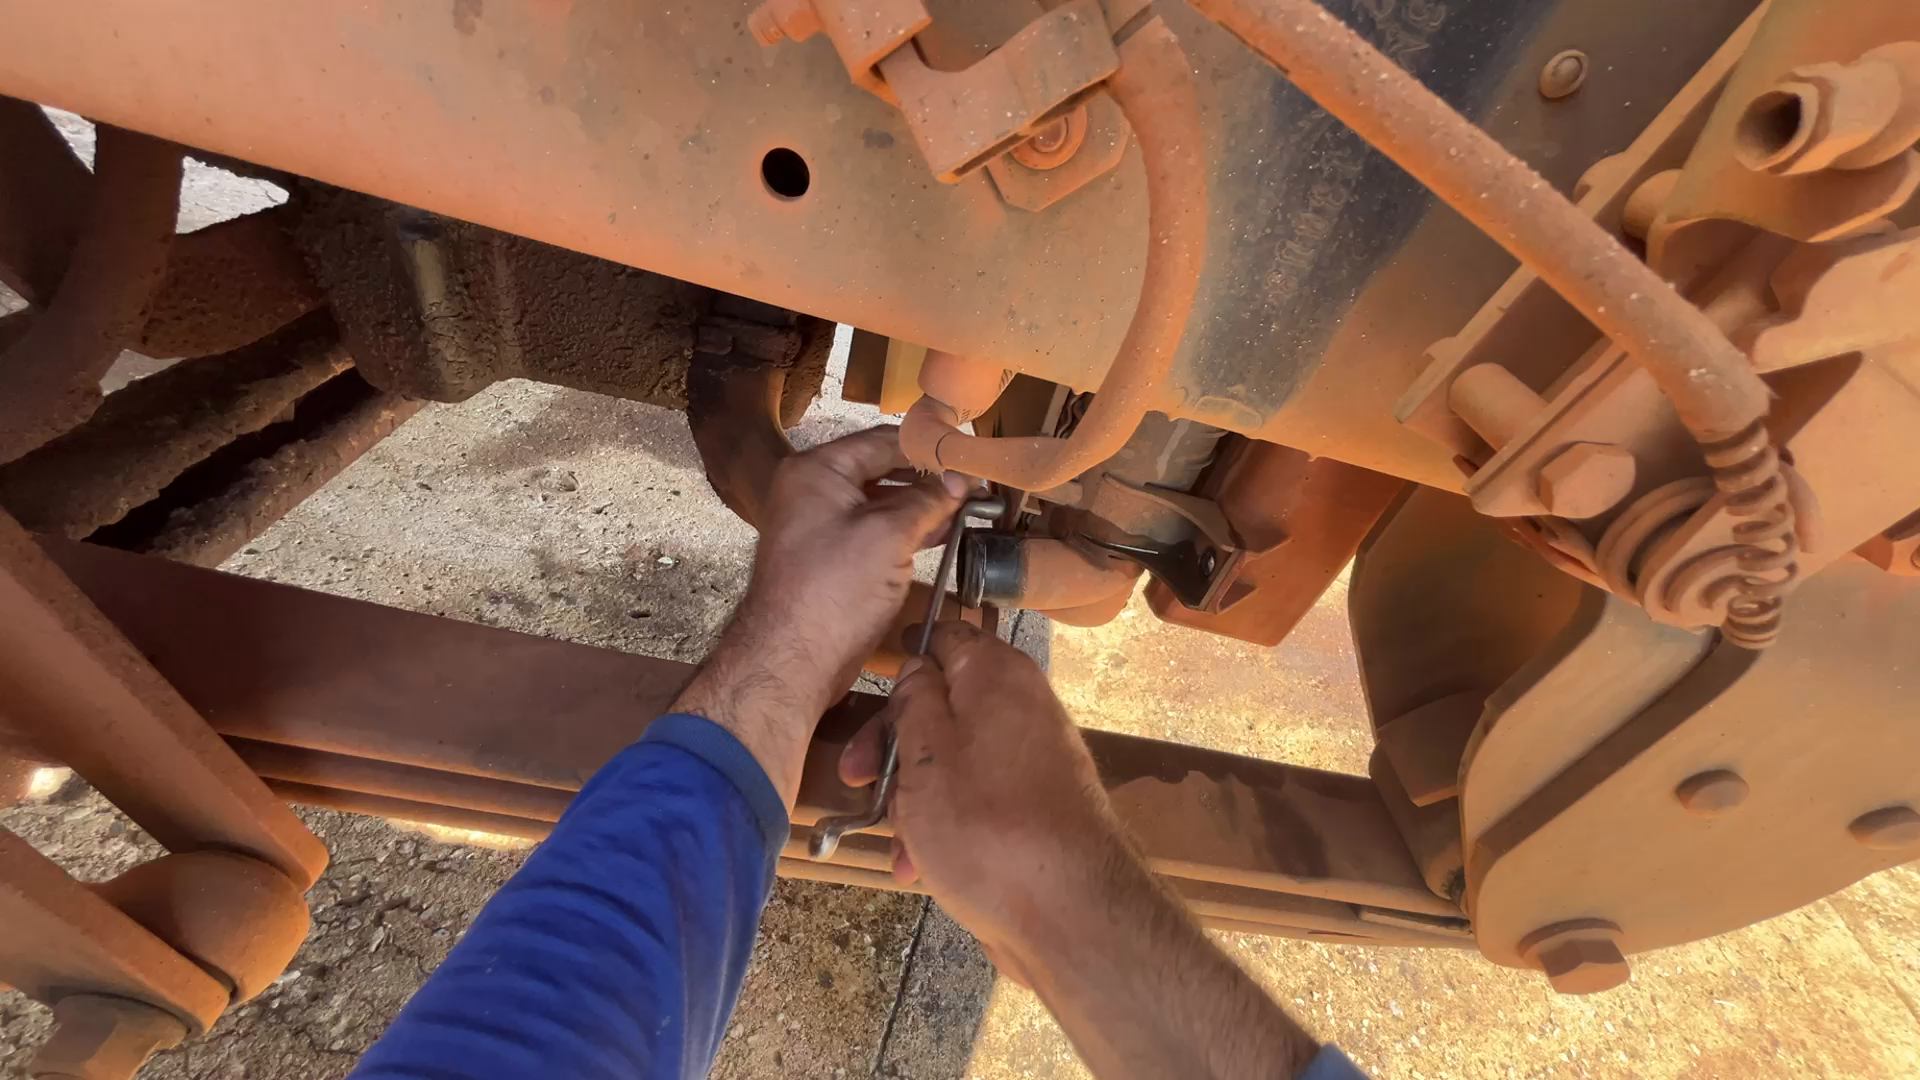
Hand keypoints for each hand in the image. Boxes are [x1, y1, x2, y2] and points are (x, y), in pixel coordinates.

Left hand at [675, 427, 963, 803]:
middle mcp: (815, 491)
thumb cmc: (834, 589)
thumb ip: (927, 500)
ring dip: (923, 506)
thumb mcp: (888, 535)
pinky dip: (908, 530)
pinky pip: (876, 531)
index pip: (882, 441)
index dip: (928, 448)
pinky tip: (943, 534)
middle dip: (929, 479)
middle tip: (976, 485)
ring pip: (882, 503)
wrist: (792, 660)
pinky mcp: (834, 558)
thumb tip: (962, 479)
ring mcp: (823, 526)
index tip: (970, 455)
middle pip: (882, 470)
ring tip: (969, 509)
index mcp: (817, 470)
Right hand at [839, 621, 1132, 979]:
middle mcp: (1019, 704)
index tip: (870, 685)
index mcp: (997, 674)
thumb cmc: (984, 820)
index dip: (906, 655)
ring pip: (953, 755)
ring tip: (895, 838)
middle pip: (943, 703)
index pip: (946, 636)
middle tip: (857, 777)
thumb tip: (919, 667)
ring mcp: (1029, 757)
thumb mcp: (926, 753)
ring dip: (914, 792)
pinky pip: (976, 794)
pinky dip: (945, 819)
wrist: (1070, 912)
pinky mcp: (1031, 804)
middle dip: (895, 742)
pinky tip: (917, 863)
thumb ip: (914, 700)